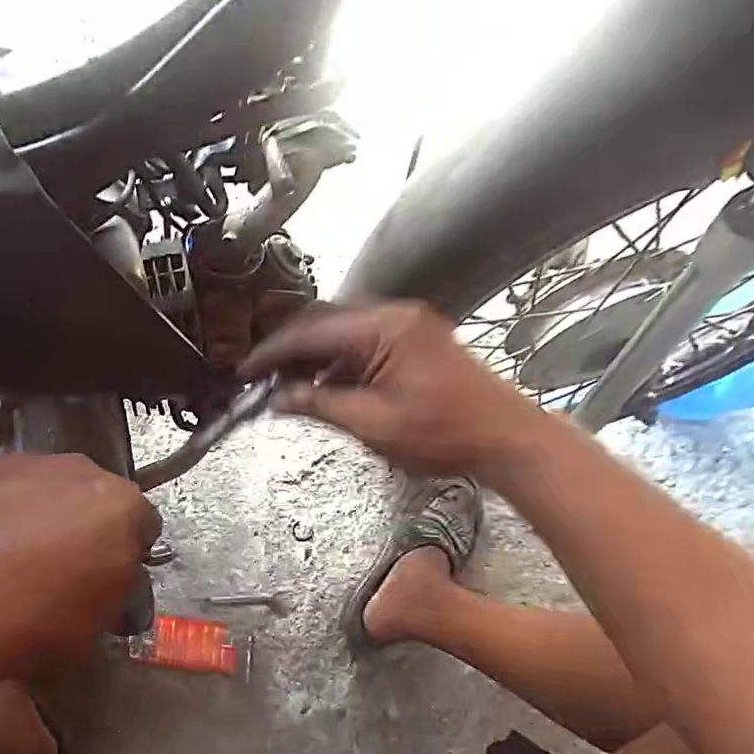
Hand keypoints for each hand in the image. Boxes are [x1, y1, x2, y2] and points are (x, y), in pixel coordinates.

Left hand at [0, 454, 158, 685]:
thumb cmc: (27, 623)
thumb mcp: (93, 630)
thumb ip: (115, 599)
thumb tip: (109, 593)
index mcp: (121, 507)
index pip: (145, 527)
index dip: (128, 558)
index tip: (108, 585)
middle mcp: (79, 470)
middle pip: (96, 500)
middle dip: (87, 531)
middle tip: (63, 574)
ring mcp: (23, 462)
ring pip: (49, 490)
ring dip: (43, 518)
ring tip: (12, 562)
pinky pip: (3, 489)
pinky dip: (0, 512)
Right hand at [240, 301, 546, 473]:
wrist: (506, 438)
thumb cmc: (445, 434)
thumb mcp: (372, 424)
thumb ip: (320, 404)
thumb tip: (280, 399)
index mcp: (383, 329)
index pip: (310, 332)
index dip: (272, 353)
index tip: (247, 372)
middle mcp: (395, 315)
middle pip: (325, 320)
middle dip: (290, 348)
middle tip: (264, 378)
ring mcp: (409, 324)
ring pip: (343, 328)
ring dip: (314, 354)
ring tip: (289, 386)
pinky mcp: (417, 339)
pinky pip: (365, 339)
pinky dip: (340, 359)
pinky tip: (327, 385)